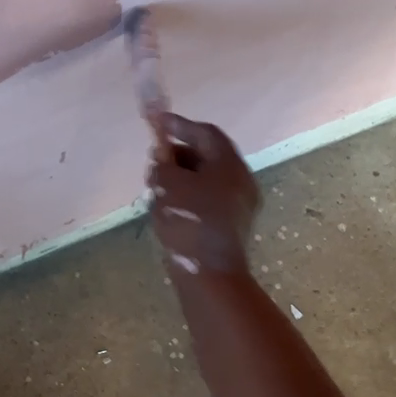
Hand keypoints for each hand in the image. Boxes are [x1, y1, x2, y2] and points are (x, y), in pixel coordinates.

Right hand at [147, 113, 260, 276]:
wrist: (210, 273)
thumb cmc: (189, 221)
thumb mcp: (166, 184)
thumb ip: (161, 163)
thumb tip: (162, 159)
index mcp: (230, 165)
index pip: (206, 133)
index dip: (180, 125)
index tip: (157, 123)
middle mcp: (240, 181)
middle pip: (208, 155)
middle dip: (178, 154)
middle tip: (155, 159)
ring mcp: (238, 205)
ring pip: (206, 178)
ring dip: (181, 176)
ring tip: (156, 185)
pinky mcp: (229, 224)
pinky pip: (207, 198)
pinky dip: (187, 194)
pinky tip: (166, 206)